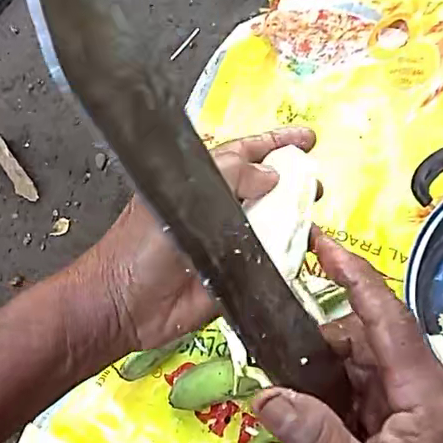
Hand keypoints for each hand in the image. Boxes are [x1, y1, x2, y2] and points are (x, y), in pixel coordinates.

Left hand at [73, 126, 316, 352]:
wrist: (125, 305)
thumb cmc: (140, 247)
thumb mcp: (179, 198)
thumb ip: (226, 177)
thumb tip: (272, 174)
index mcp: (198, 184)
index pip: (243, 154)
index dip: (274, 143)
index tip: (308, 138)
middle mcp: (217, 211)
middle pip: (265, 188)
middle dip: (293, 182)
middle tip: (317, 183)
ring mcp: (229, 244)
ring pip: (273, 224)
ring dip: (296, 218)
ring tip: (315, 212)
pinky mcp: (238, 277)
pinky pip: (271, 263)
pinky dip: (291, 255)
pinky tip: (309, 248)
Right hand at [249, 229, 442, 442]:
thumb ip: (315, 437)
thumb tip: (265, 396)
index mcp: (422, 390)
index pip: (386, 316)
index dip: (353, 274)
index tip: (321, 241)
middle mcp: (421, 381)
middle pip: (364, 335)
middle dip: (318, 344)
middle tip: (278, 366)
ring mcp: (413, 395)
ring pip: (358, 358)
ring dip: (323, 371)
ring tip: (294, 399)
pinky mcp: (403, 410)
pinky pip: (360, 381)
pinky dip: (332, 389)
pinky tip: (315, 412)